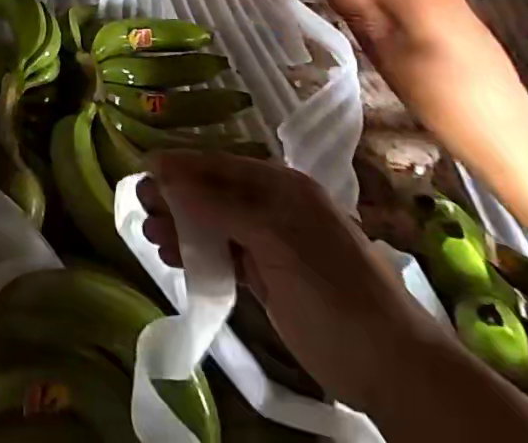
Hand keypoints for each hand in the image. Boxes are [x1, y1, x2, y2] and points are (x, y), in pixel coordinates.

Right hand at [136, 152, 433, 415]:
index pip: (224, 166)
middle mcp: (276, 208)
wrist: (387, 362)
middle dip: (179, 197)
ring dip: (185, 227)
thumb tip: (173, 178)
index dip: (185, 165)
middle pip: (218, 194)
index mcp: (284, 188)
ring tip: (151, 235)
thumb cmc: (333, 290)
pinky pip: (226, 255)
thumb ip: (224, 209)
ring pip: (218, 225)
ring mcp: (272, 245)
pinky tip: (175, 257)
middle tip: (141, 204)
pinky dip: (201, 254)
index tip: (145, 166)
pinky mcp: (269, 277)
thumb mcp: (278, 242)